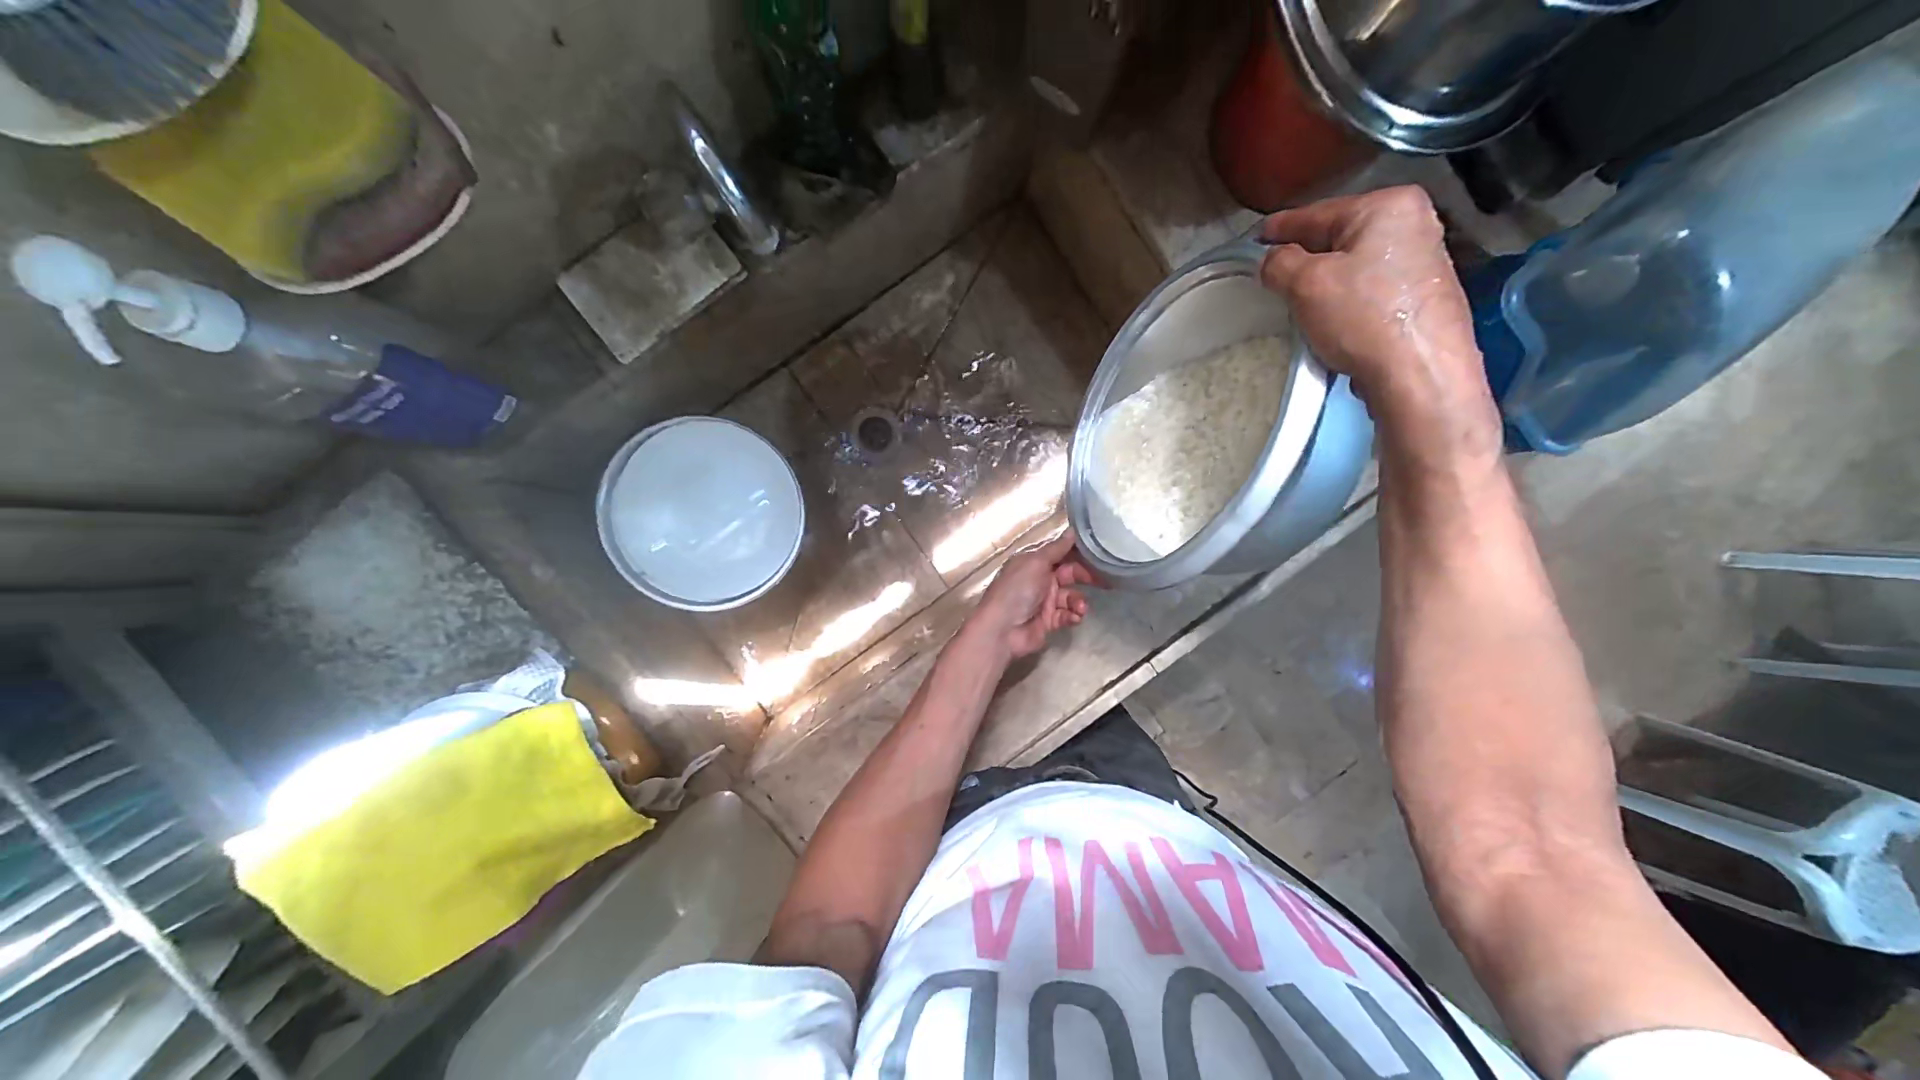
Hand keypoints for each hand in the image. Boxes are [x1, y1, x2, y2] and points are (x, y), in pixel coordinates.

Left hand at [970, 530, 1102, 659]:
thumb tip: (1073, 531)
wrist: (1002, 630)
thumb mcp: (1035, 563)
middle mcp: (1040, 579)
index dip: (1079, 552)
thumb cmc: (1016, 590)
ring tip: (1080, 608)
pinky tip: (1074, 617)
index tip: (1101, 551)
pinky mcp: (1049, 621)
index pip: (1061, 552)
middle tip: (1104, 580)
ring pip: (1071, 595)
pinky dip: (1073, 615)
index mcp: (1033, 562)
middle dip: (1086, 576)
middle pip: (1070, 573)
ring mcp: (1045, 601)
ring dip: (1079, 601)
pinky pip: (1068, 614)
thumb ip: (1056, 549)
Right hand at [1258, 186, 1500, 465]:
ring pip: (1354, 264)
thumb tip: (1271, 260)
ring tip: (1298, 303)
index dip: (1279, 228)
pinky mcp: (1424, 296)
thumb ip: (1278, 263)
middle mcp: (1415, 223)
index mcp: (1388, 205)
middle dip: (1305, 256)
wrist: (1419, 374)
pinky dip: (1347, 300)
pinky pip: (1370, 289)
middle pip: (1338, 238)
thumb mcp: (1305, 284)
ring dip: (1325, 282)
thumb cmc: (1362, 319)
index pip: (1316, 213)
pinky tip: (1333, 321)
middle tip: (1272, 276)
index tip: (1253, 240)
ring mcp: (1425, 260)